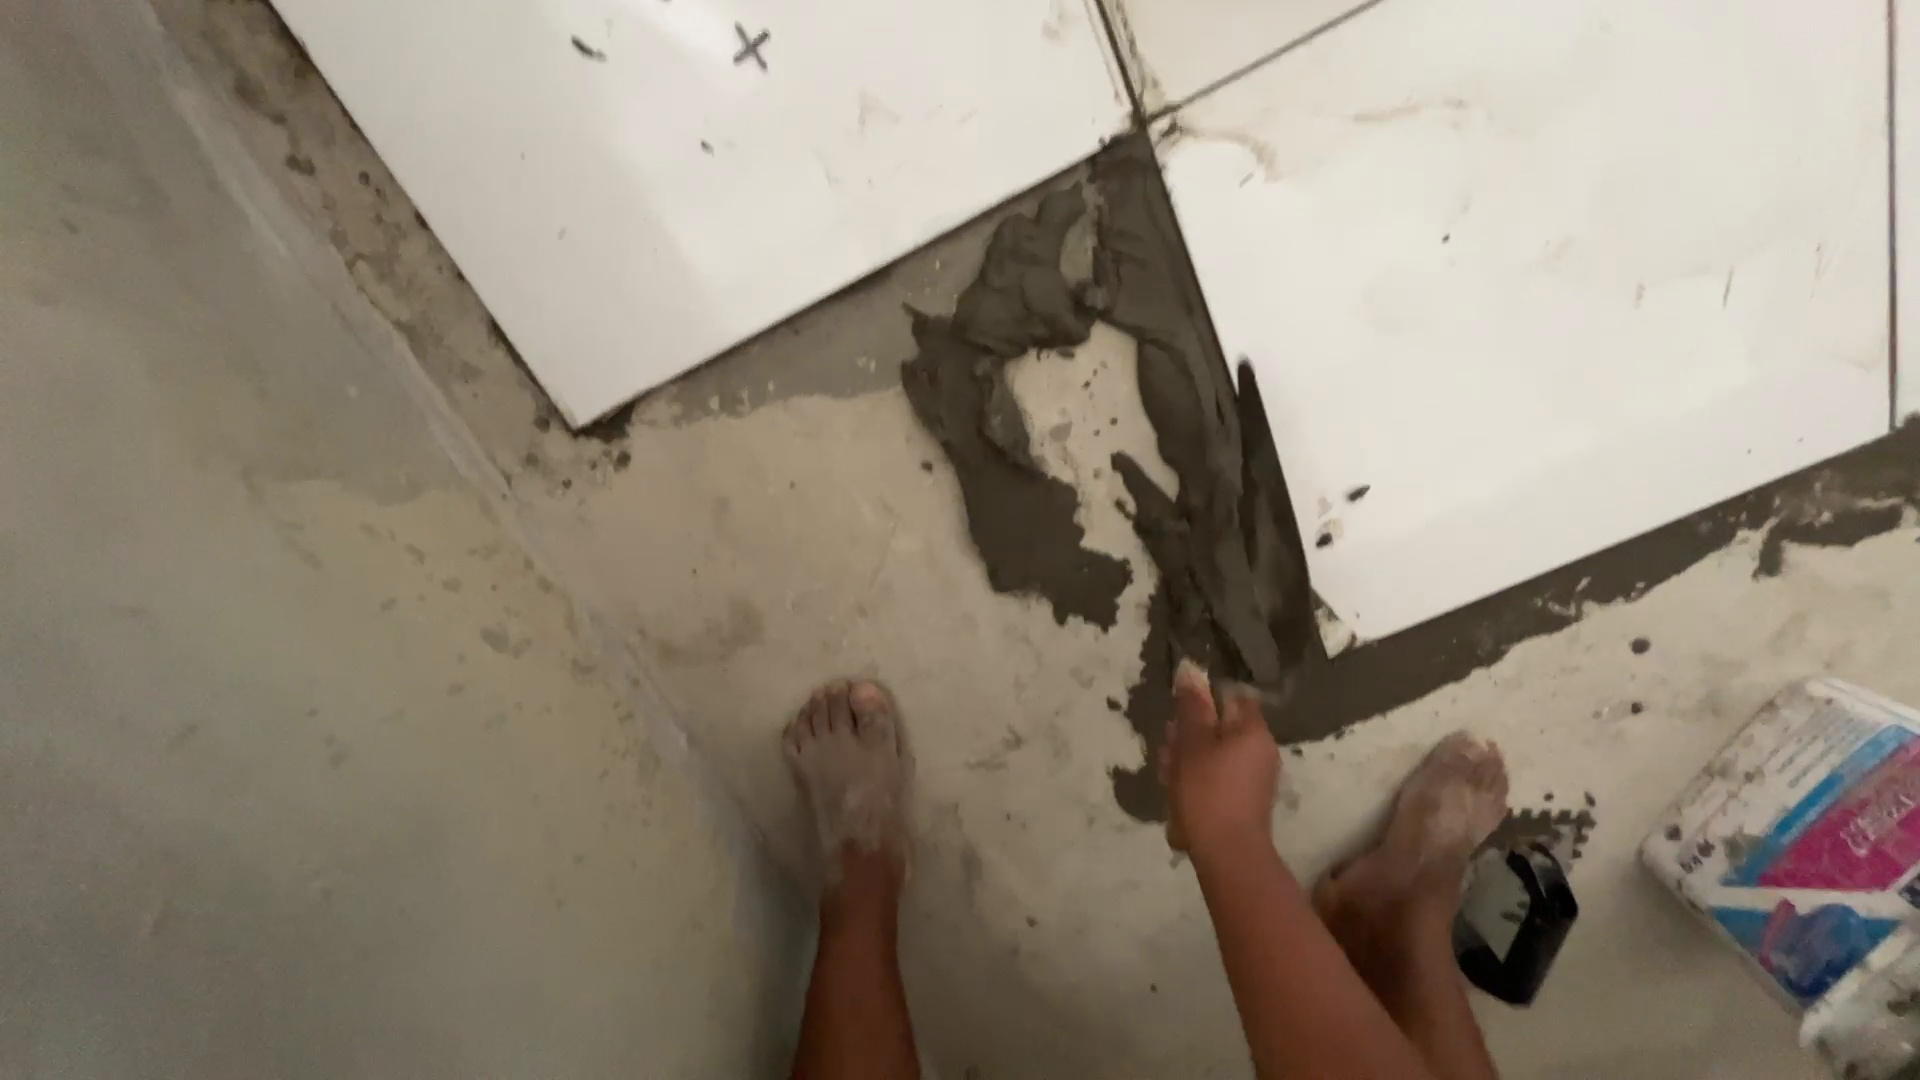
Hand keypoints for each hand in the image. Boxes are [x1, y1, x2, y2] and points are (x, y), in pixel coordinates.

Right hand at [1159, 659, 1279, 857]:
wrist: (1226, 854)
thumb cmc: (1208, 791)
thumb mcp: (1193, 743)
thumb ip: (1191, 706)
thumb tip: (1190, 669)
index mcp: (1253, 732)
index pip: (1233, 697)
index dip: (1205, 699)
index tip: (1180, 710)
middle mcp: (1260, 751)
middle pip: (1219, 726)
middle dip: (1188, 733)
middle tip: (1168, 748)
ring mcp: (1252, 778)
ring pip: (1213, 753)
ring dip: (1186, 757)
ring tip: (1166, 774)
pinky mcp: (1241, 799)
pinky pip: (1216, 775)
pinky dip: (1195, 778)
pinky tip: (1175, 790)